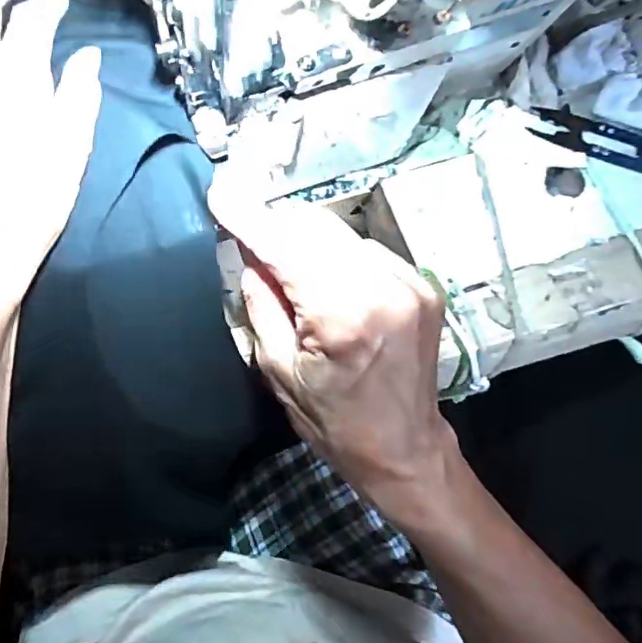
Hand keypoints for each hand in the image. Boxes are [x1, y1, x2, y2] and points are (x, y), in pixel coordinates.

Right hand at [208, 181, 454, 510]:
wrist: (404, 449)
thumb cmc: (331, 420)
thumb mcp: (276, 368)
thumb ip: (261, 302)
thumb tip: (252, 254)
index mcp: (342, 315)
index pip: (284, 247)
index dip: (248, 218)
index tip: (219, 193)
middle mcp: (383, 287)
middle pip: (313, 227)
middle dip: (274, 226)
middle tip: (246, 238)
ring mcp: (410, 283)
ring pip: (337, 233)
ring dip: (302, 240)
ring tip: (285, 271)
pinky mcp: (422, 285)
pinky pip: (362, 249)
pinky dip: (332, 254)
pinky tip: (322, 280)